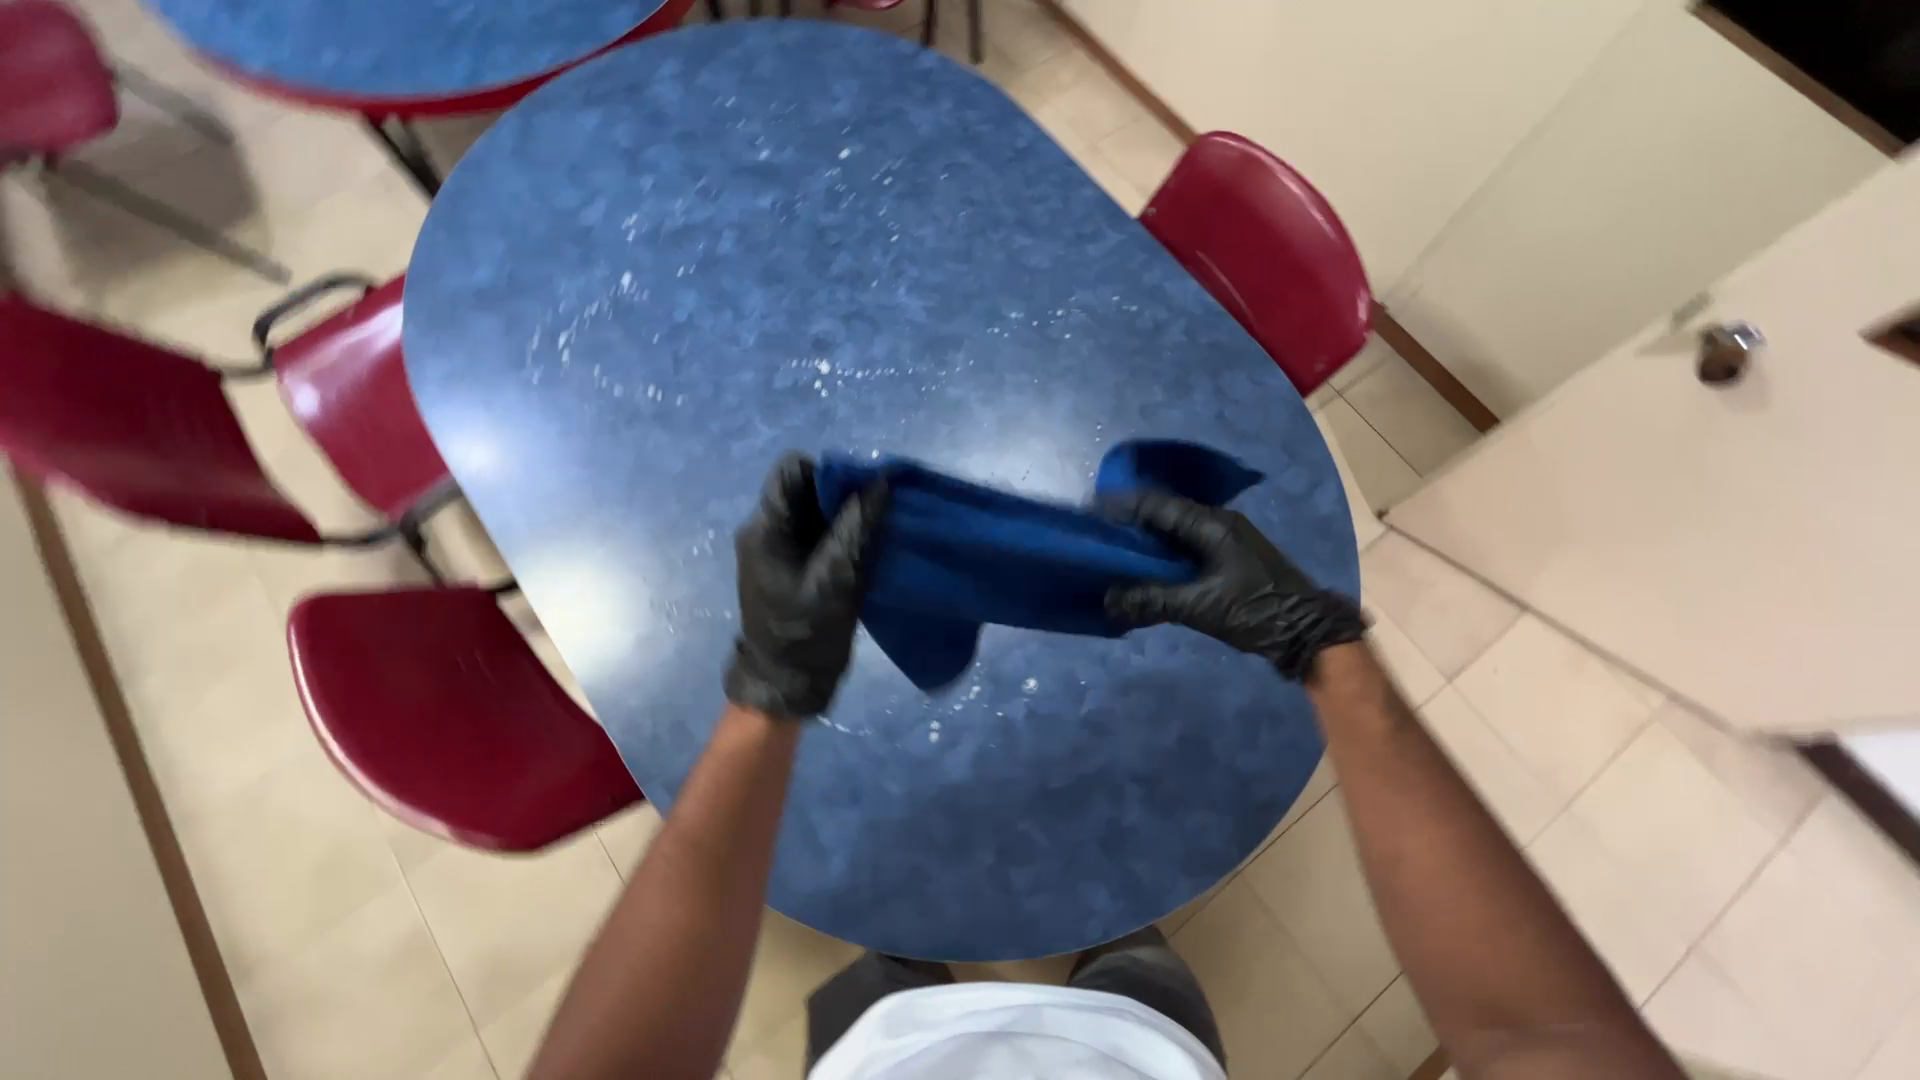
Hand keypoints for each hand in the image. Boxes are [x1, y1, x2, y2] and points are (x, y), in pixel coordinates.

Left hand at [726, 454, 887, 718]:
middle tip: (878, 512)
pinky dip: (839, 534)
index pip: (793, 469)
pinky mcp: (788, 563)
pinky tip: (863, 548)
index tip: (863, 493)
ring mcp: (774, 547)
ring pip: (812, 510)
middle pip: (805, 488)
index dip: (831, 472)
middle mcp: (764, 529)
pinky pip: (814, 533)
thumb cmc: (807, 631)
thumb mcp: (837, 578)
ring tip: (875, 530)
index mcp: (765, 527)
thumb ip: (857, 527)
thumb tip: (881, 482)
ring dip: (844, 515)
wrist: (785, 682)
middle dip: (843, 493)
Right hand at [1105, 492, 1366, 681]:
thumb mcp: (1200, 607)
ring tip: (1113, 552)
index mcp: (1212, 525)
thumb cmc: (1256, 611)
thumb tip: (1108, 599)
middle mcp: (1218, 523)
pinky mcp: (1228, 558)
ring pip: (1175, 532)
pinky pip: (1187, 548)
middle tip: (1097, 536)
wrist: (1307, 632)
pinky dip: (1163, 556)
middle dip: (1130, 523)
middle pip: (1164, 515)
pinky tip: (1144, 570)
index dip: (1122, 507)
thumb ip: (1151, 600)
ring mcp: (1225, 540)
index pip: (1157, 505)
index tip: (1090, 513)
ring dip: (1146, 541)